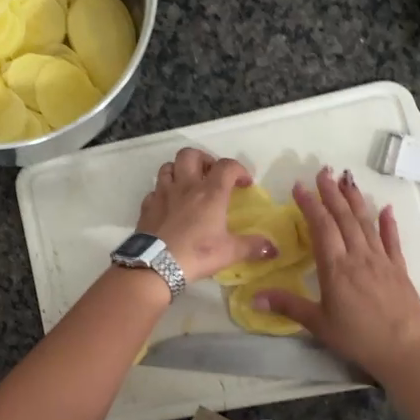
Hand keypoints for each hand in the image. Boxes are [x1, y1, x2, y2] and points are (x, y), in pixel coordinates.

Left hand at [137, 148, 276, 282]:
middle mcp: (185, 186)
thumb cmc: (197, 254)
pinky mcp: (146, 207)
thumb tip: (273, 248)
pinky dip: (162, 192)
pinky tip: (168, 205)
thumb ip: (252, 246)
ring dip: (179, 171)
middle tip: (210, 175)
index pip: (226, 166)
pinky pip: (154, 190)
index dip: (238, 169)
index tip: (244, 184)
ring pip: (168, 167)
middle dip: (203, 159)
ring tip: (188, 185)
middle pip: (190, 154)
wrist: (156, 265)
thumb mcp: (229, 252)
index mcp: (210, 193)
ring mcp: (162, 194)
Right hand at [256, 168, 419, 378]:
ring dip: (355, 200)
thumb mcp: (318, 324)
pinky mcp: (399, 270)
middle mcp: (359, 257)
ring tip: (346, 180)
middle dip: (332, 193)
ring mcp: (382, 261)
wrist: (407, 351)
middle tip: (322, 171)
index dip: (310, 205)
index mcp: (336, 268)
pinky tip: (385, 209)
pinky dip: (387, 223)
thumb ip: (288, 306)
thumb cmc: (358, 338)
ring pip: (366, 223)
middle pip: (344, 218)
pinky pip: (392, 240)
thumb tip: (253, 297)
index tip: (299, 187)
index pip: (321, 228)